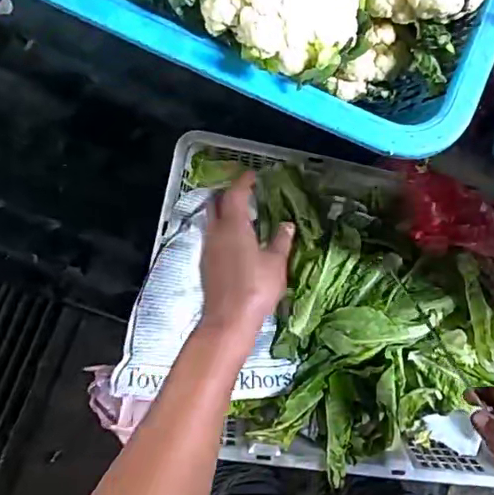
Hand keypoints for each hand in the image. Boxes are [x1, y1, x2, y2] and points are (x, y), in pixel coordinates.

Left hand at [199, 171, 293, 339]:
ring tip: (244, 215)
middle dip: (228, 193)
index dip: (243, 182)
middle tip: (245, 192)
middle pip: (216, 203)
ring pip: (212, 220)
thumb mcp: (276, 263)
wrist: (228, 319)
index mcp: (233, 225)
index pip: (234, 194)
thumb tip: (287, 224)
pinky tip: (237, 239)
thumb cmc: (256, 288)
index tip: (252, 175)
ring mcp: (208, 247)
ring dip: (225, 212)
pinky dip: (223, 229)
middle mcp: (216, 232)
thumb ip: (281, 241)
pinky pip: (213, 236)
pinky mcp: (206, 262)